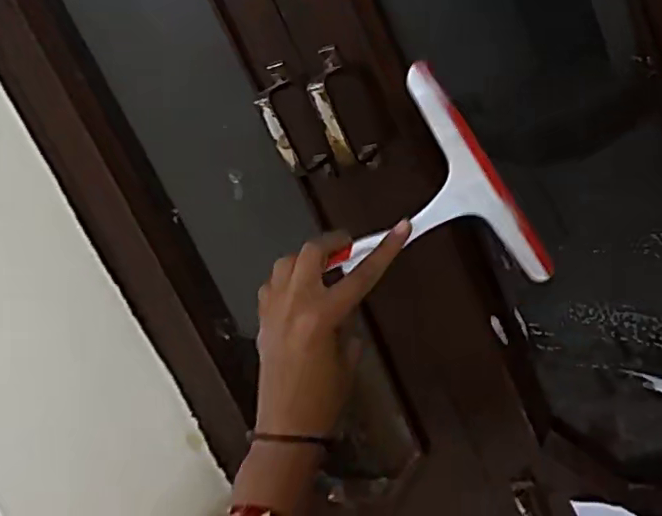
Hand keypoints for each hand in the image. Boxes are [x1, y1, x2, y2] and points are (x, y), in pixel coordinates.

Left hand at [253, 221, 410, 438]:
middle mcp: (294, 307)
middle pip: (312, 251)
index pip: (362, 273)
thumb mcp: (348, 353)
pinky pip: (272, 284)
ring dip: (307, 259)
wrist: (285, 431)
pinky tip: (301, 291)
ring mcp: (274, 312)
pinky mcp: (262, 321)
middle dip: (334, 242)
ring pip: (287, 261)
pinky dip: (288, 279)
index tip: (400, 228)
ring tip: (324, 269)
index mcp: (322, 316)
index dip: (386, 249)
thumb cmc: (323, 399)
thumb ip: (349, 317)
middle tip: (349, 248)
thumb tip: (347, 299)